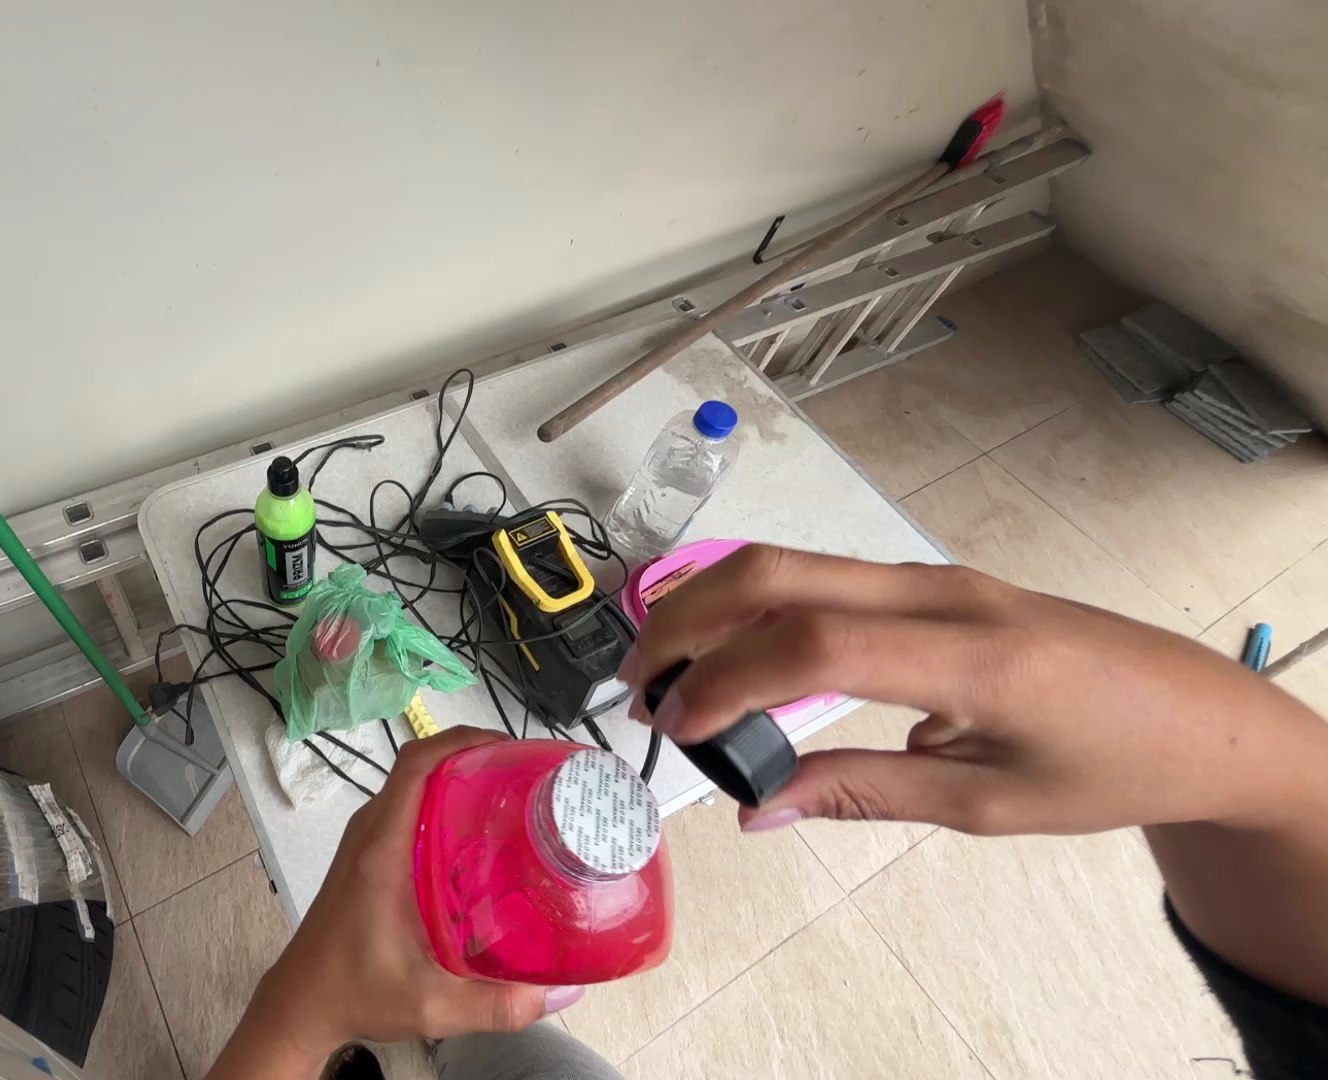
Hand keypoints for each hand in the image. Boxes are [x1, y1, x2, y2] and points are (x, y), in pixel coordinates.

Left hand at [211, 728, 574, 1077]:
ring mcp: (367, 837)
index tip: (505, 746)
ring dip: (455, 776)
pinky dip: (440, 800)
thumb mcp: (430, 1005)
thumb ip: (497, 1005)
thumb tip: (562, 994)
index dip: (459, 741)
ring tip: (508, 795)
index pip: (415, 765)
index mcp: (382, 846)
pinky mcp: (367, 850)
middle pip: (419, 765)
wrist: (302, 999)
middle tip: (521, 774)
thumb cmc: (356, 992)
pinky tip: (476, 832)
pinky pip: (407, 805)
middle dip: (469, 755)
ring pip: (413, 784)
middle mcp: (372, 829)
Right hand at [621, 544, 1327, 835]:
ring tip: (660, 663)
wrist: (1205, 712)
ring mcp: (920, 573)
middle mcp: (935, 593)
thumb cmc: (1111, 767)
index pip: (816, 645)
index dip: (727, 681)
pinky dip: (739, 602)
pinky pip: (804, 573)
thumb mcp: (989, 806)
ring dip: (701, 604)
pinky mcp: (910, 575)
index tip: (679, 727)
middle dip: (683, 621)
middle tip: (637, 682)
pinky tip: (717, 643)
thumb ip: (860, 793)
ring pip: (779, 561)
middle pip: (772, 574)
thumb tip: (755, 810)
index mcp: (975, 659)